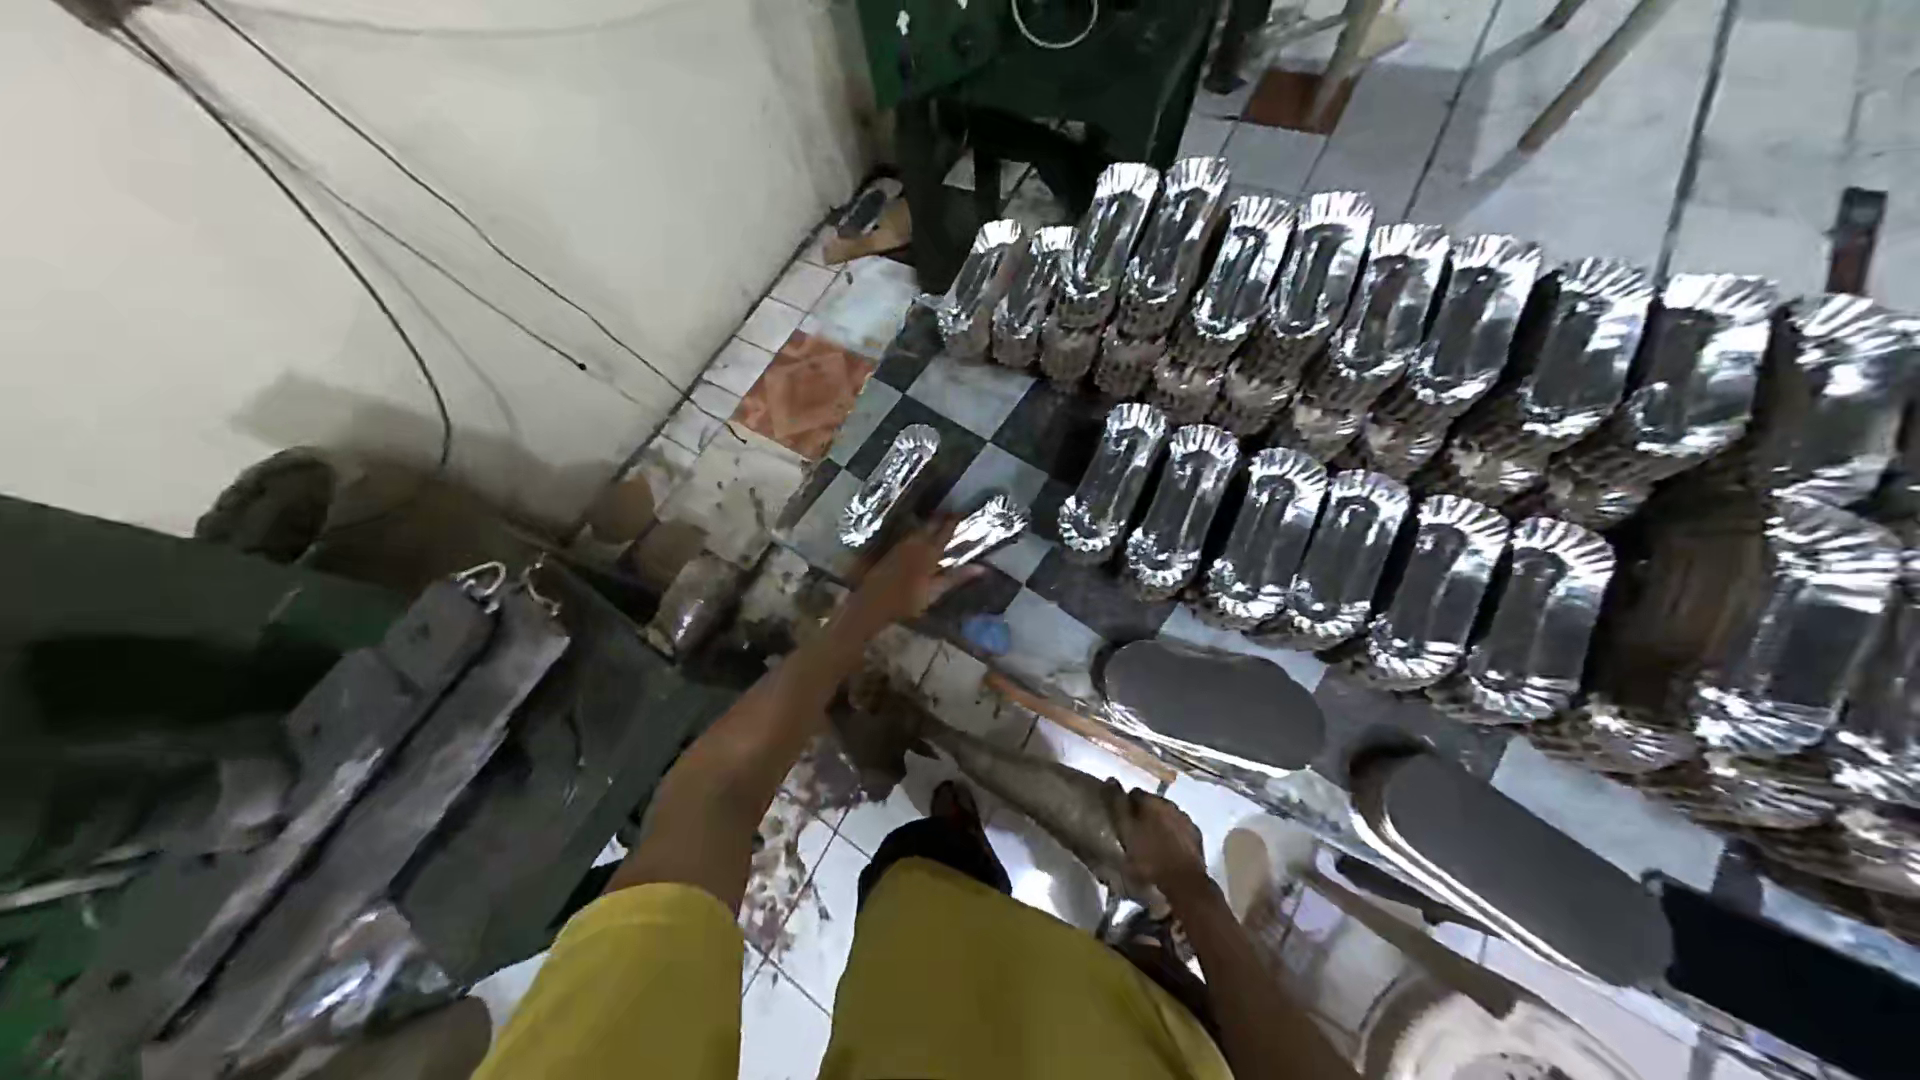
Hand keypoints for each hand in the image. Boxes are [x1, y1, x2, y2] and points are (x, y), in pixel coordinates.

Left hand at [842, 517, 982, 633]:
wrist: (873, 603)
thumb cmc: (907, 601)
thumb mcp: (935, 591)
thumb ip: (957, 578)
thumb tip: (982, 568)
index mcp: (928, 552)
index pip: (944, 531)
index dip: (953, 521)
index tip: (962, 513)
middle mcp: (914, 544)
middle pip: (930, 526)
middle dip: (941, 519)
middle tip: (952, 514)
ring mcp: (900, 546)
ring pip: (918, 529)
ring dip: (928, 524)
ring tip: (938, 520)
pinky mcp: (891, 551)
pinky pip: (908, 536)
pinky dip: (917, 532)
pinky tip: (918, 536)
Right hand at [1121, 790, 1210, 900]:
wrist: (1183, 883)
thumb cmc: (1149, 858)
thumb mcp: (1125, 831)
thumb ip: (1117, 805)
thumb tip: (1111, 778)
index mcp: (1151, 801)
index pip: (1134, 792)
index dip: (1126, 804)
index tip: (1122, 819)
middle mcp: (1170, 804)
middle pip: (1152, 802)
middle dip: (1144, 812)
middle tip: (1135, 831)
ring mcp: (1185, 819)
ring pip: (1167, 814)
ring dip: (1159, 822)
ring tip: (1152, 840)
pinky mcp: (1196, 835)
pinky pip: (1180, 828)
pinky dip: (1173, 832)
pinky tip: (1169, 847)